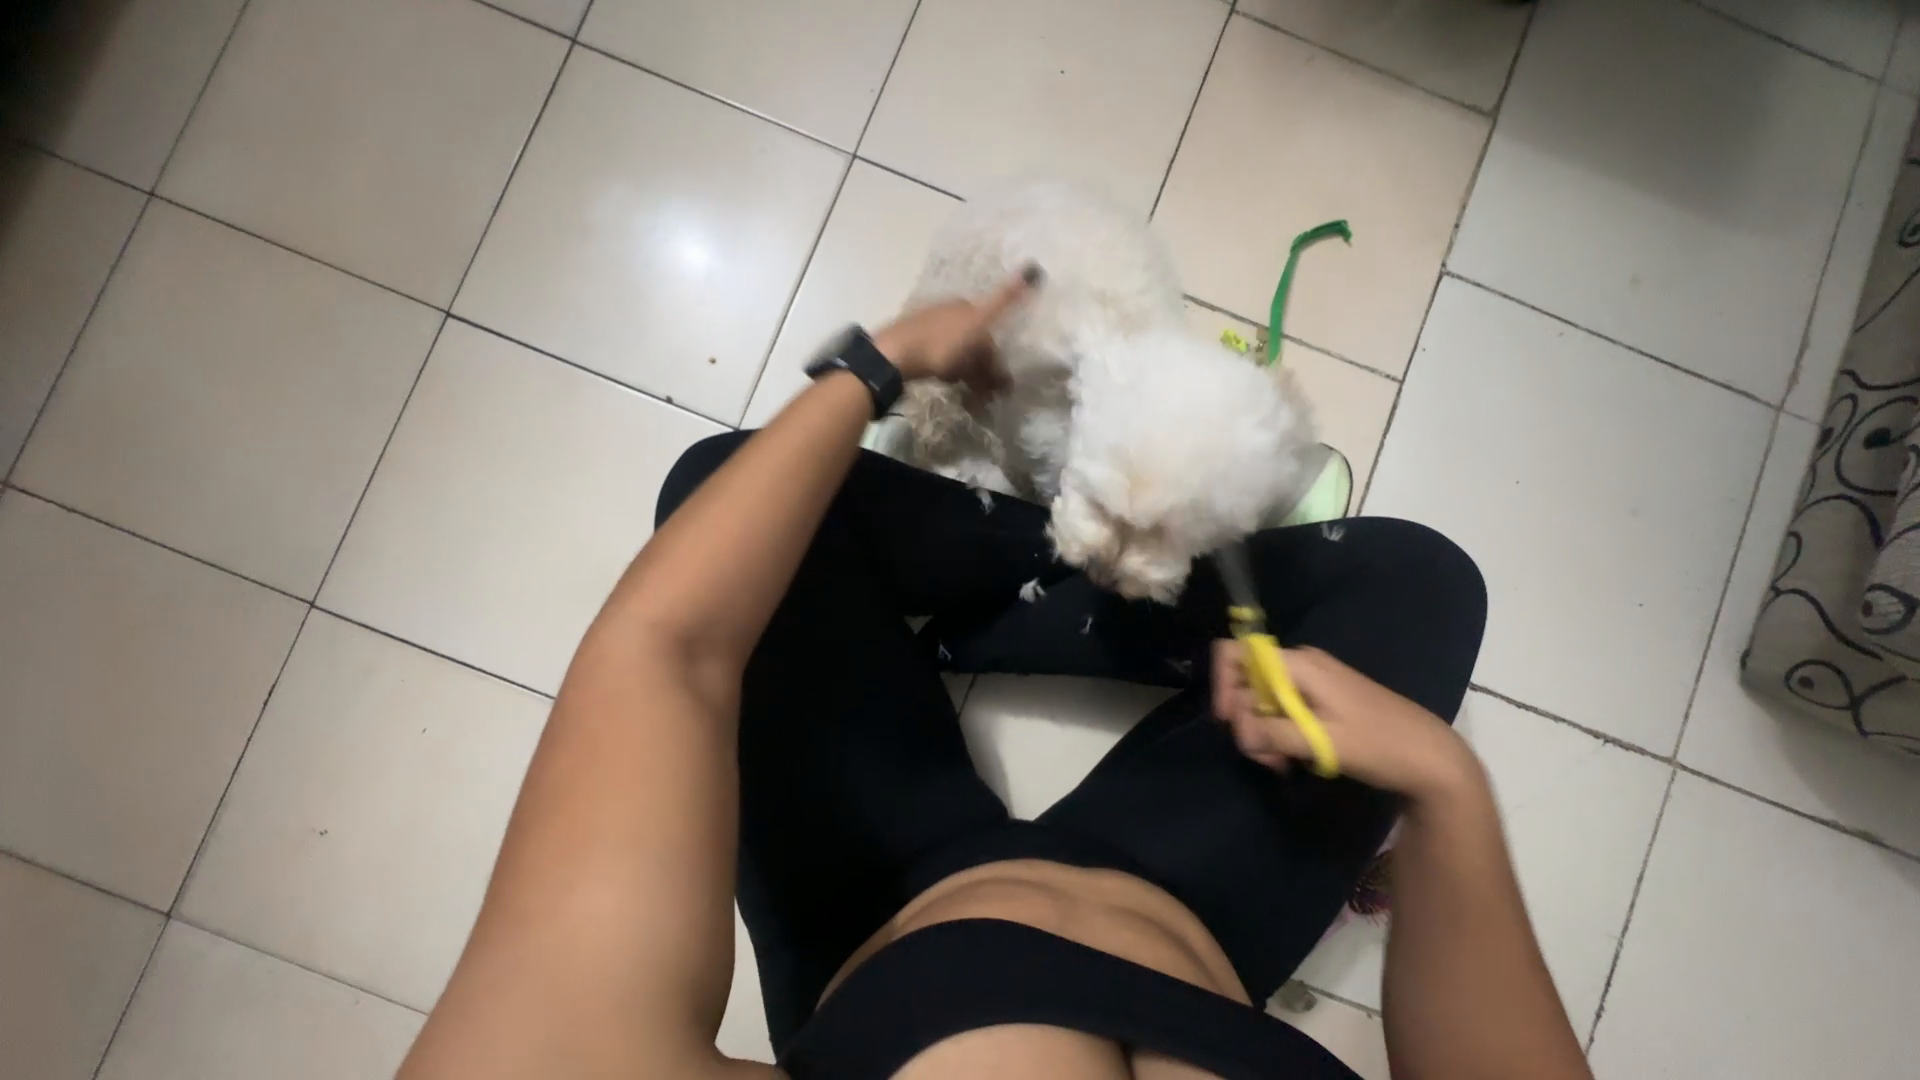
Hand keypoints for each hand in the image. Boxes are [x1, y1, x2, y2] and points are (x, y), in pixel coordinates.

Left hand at [872, 265, 1041, 393]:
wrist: (895, 354)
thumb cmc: (941, 344)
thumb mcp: (978, 326)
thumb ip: (1005, 299)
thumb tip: (1033, 268)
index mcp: (965, 305)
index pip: (990, 326)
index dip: (996, 351)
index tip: (999, 375)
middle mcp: (948, 310)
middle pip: (974, 338)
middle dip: (982, 362)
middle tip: (986, 387)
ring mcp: (930, 325)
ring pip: (957, 348)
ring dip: (966, 367)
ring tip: (968, 386)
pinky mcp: (914, 340)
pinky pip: (940, 355)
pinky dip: (949, 366)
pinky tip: (947, 378)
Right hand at [1211, 642, 1482, 802]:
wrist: (1432, 758)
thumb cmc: (1380, 745)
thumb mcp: (1322, 743)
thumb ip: (1273, 734)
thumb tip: (1240, 731)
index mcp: (1299, 664)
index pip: (1236, 653)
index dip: (1222, 683)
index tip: (1228, 722)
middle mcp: (1300, 664)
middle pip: (1246, 681)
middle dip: (1245, 719)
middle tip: (1264, 756)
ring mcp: (1311, 681)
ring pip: (1261, 698)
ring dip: (1261, 731)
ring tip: (1280, 763)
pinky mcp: (1319, 699)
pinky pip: (1280, 708)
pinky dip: (1277, 732)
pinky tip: (1291, 757)